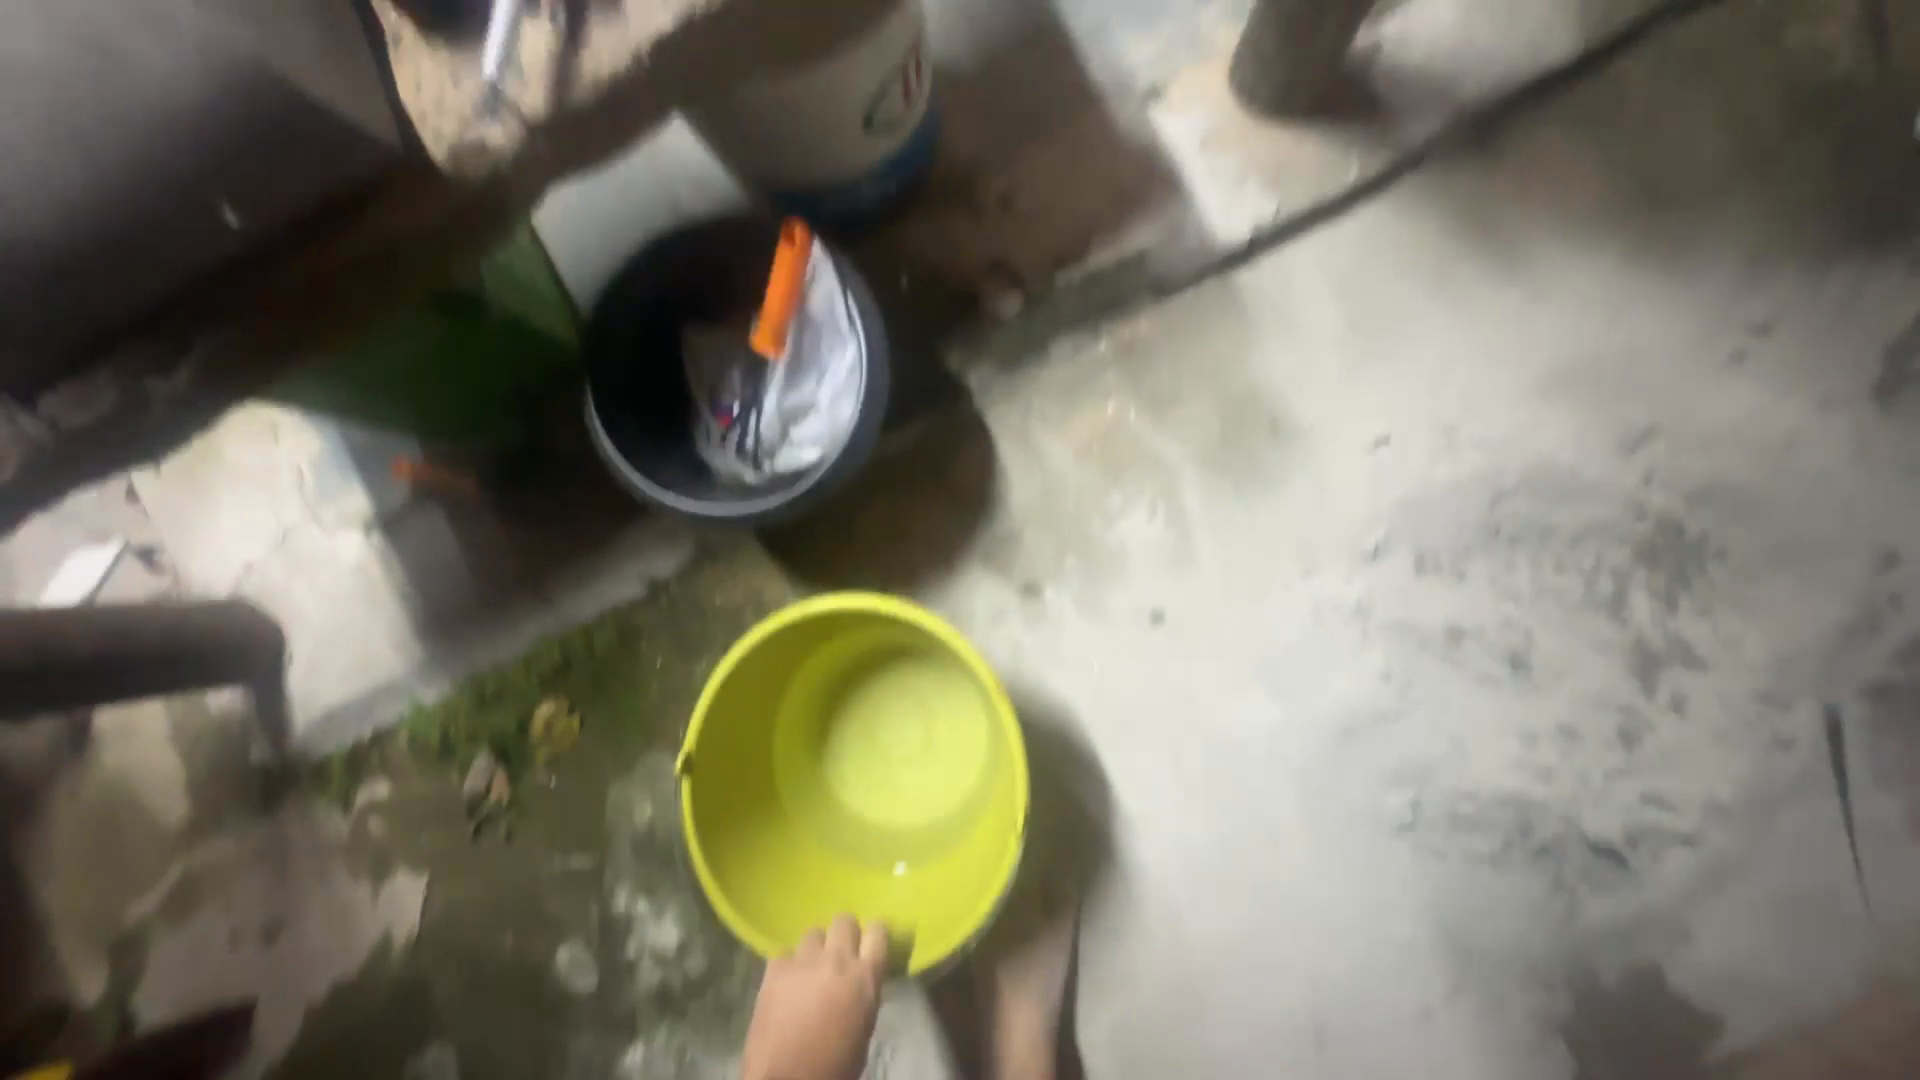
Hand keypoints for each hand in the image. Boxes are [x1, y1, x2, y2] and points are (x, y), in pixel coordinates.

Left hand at [741, 916, 889, 1079]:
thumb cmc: (834, 1066)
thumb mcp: (864, 1029)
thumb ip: (865, 993)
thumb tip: (862, 980)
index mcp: (865, 977)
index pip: (878, 930)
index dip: (875, 934)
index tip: (872, 942)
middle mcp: (837, 959)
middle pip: (844, 920)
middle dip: (844, 933)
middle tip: (839, 954)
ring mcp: (804, 961)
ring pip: (813, 932)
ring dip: (815, 948)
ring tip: (810, 968)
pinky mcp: (775, 969)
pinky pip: (785, 952)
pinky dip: (788, 964)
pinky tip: (786, 982)